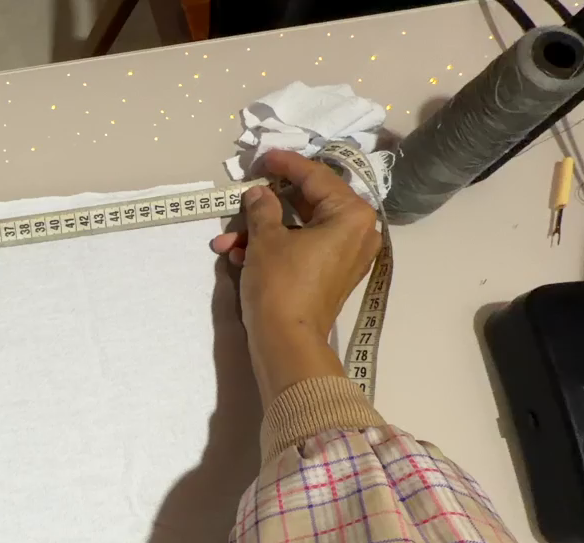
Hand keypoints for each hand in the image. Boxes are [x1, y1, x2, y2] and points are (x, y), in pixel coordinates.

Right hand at [209, 149, 381, 401]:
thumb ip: (263, 209)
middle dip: (266, 208)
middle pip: (308, 206)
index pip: (317, 178)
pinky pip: (301, 251)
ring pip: (299, 232)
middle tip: (242, 200)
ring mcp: (345, 257)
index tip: (264, 158)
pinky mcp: (329, 277)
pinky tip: (241, 255)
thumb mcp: (266, 241)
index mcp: (351, 214)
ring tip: (227, 242)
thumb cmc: (280, 286)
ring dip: (260, 234)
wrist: (286, 342)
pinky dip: (273, 250)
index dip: (286, 166)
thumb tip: (259, 193)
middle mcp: (357, 232)